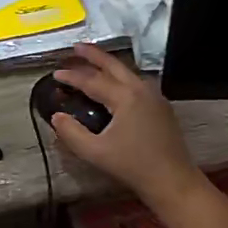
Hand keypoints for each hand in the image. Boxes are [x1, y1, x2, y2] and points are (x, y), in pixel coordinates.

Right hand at [49, 44, 201, 203]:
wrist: (173, 181)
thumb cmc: (133, 166)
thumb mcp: (95, 152)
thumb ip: (72, 133)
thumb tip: (56, 116)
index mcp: (125, 97)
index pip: (92, 80)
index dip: (71, 76)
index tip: (55, 73)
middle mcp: (141, 89)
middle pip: (114, 65)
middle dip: (94, 55)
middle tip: (76, 47)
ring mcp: (155, 96)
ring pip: (127, 72)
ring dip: (108, 65)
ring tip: (92, 62)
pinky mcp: (161, 107)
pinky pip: (136, 82)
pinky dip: (120, 77)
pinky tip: (114, 84)